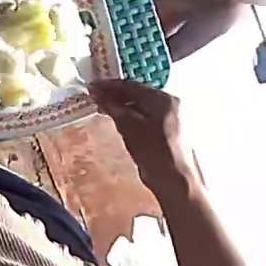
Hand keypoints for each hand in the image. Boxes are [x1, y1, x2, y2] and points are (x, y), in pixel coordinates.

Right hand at [90, 79, 200, 199]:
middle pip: (137, 94)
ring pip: (140, 105)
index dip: (109, 85)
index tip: (92, 85)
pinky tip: (117, 117)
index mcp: (162, 98)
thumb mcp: (128, 126)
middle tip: (94, 96)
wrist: (172, 179)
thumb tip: (98, 94)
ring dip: (121, 105)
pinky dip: (130, 114)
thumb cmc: (152, 150)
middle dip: (114, 95)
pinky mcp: (166, 129)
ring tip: (101, 106)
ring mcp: (169, 116)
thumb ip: (113, 107)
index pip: (131, 86)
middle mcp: (169, 103)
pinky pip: (144, 115)